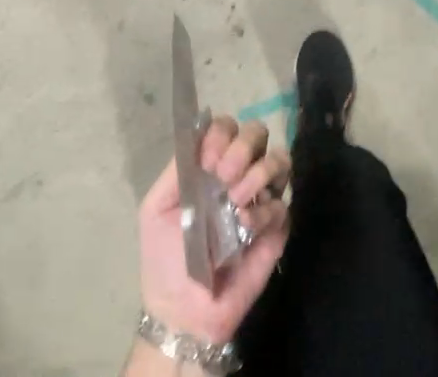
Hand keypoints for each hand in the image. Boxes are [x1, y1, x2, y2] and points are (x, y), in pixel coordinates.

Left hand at [137, 116, 292, 344]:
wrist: (184, 309)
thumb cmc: (164, 258)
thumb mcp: (156, 208)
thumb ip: (178, 168)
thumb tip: (204, 137)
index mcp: (208, 168)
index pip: (225, 128)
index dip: (220, 135)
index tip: (208, 160)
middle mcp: (237, 175)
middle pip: (257, 134)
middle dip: (243, 146)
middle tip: (225, 174)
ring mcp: (259, 199)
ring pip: (279, 160)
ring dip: (259, 172)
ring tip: (237, 199)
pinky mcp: (277, 227)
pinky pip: (281, 204)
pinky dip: (262, 213)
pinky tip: (243, 229)